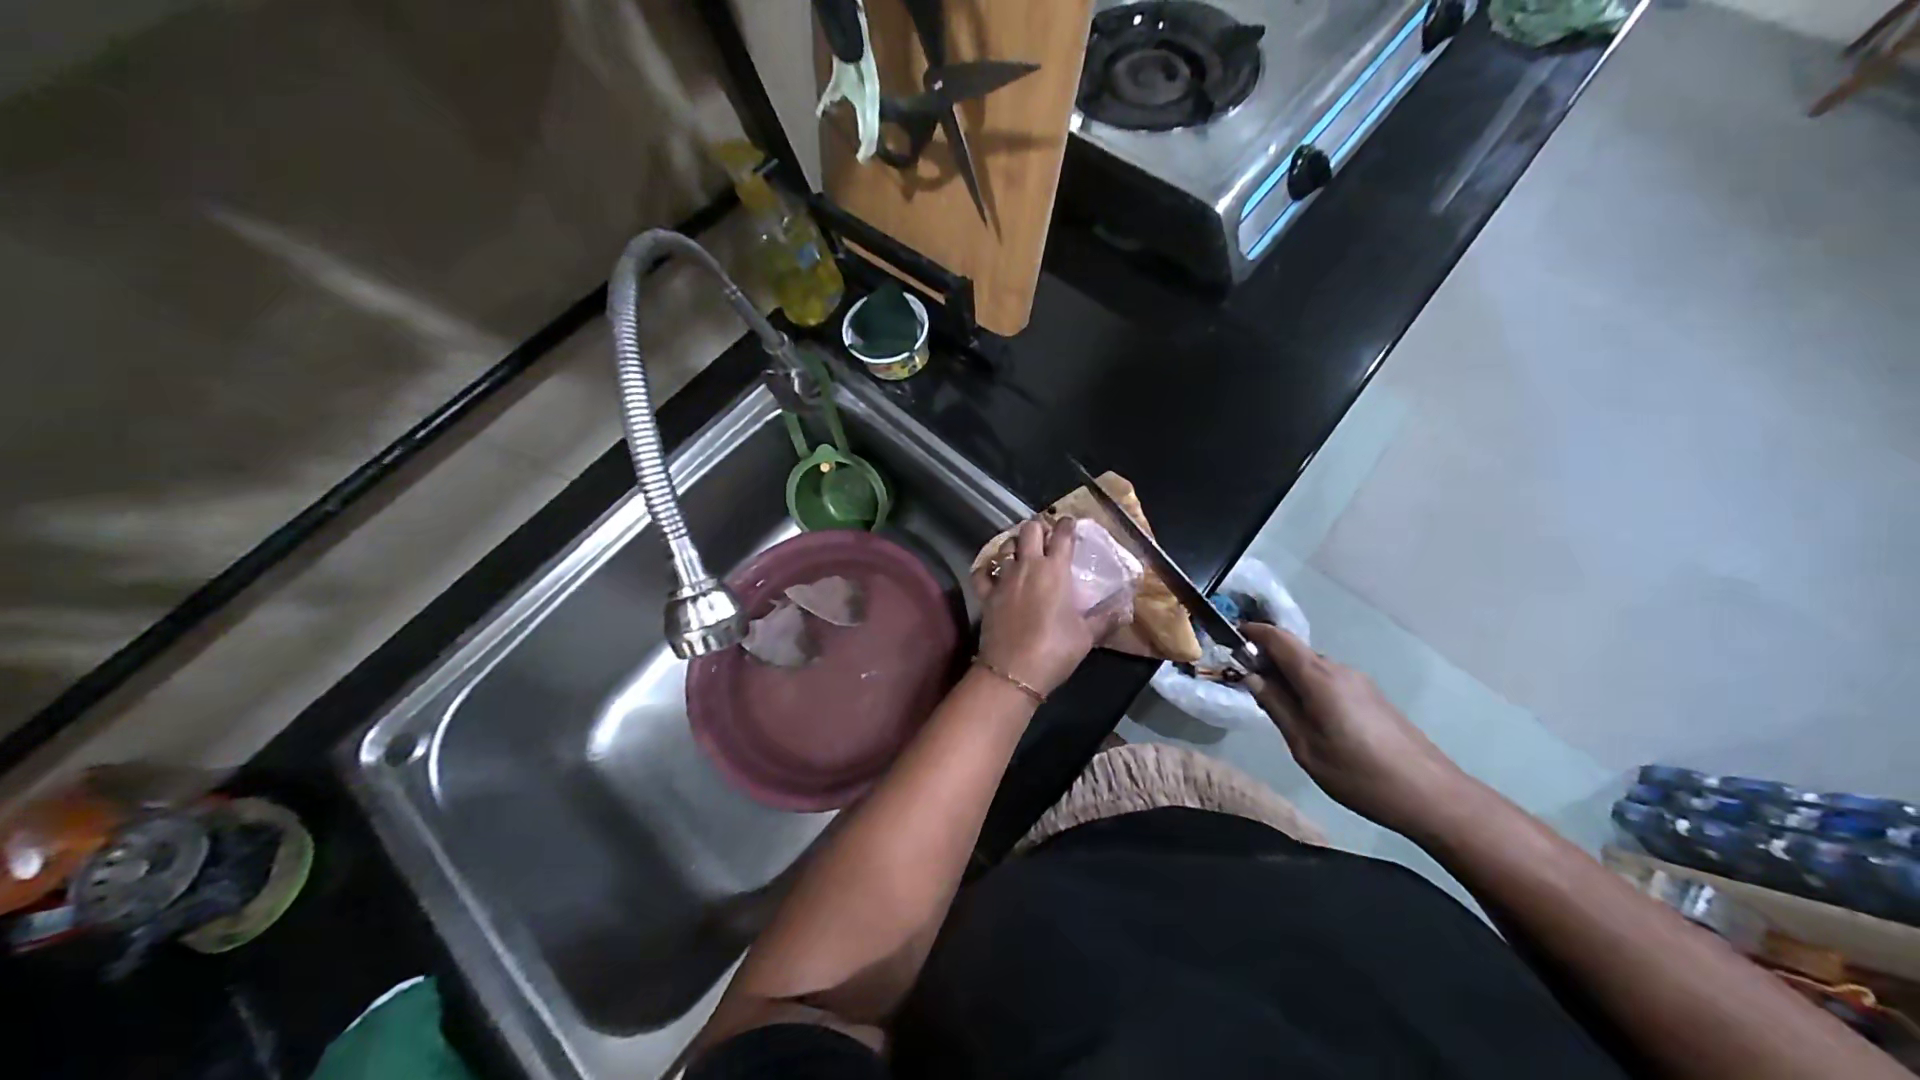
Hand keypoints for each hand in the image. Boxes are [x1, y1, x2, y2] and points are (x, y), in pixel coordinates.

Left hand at [971, 517, 1119, 697]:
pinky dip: (987, 569)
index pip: (1062, 536)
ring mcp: (1003, 579)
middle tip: (1046, 536)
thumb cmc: (1055, 649)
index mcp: (1055, 570)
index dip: (1067, 525)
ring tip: (1022, 552)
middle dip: (1039, 527)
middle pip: (1030, 530)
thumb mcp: (1087, 636)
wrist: (1013, 671)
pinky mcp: (986, 594)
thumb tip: (1125, 611)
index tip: (1070, 523)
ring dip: (1015, 545)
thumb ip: (1105, 620)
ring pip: (1006, 547)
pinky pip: (982, 573)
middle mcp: (1027, 566)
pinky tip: (992, 572)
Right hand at [1242, 623, 1475, 837]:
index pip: (1279, 639)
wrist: (1431, 795)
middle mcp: (1339, 670)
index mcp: (1319, 678)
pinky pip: (1329, 681)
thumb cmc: (1359, 774)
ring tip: (1275, 706)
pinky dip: (1309, 687)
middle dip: (1268, 660)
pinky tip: (1308, 718)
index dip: (1253, 633)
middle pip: (1295, 652)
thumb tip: (1253, 677)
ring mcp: (1359, 683)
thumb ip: (1277, 707)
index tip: (1230, 640)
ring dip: (1289, 676)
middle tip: (1246, 684)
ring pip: (1313, 668)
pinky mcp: (1372, 697)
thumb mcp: (1305, 746)